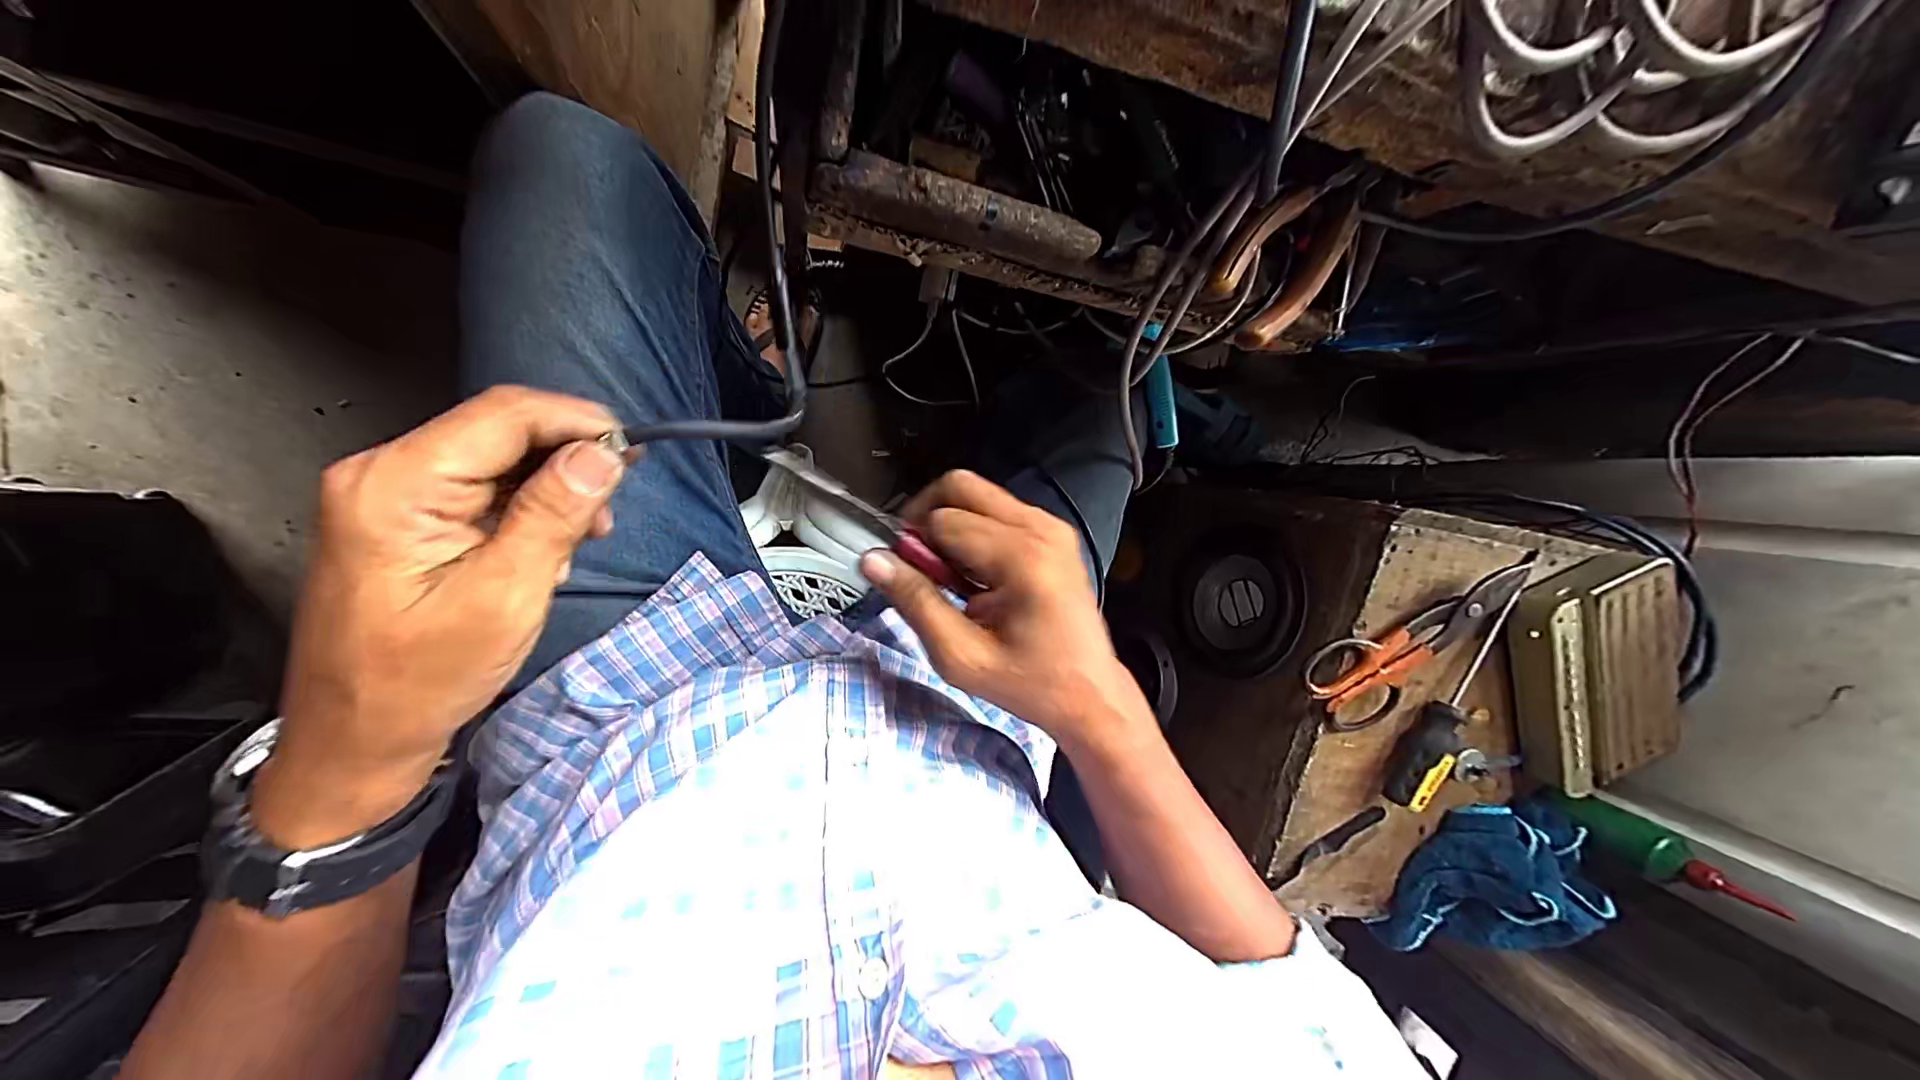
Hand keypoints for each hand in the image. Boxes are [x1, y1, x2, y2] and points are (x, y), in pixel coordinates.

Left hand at [253, 386, 626, 846]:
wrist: (359, 737)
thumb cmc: (422, 679)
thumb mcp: (505, 596)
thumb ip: (553, 516)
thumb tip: (602, 455)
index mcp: (396, 485)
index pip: (504, 415)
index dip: (577, 422)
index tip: (630, 450)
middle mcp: (386, 473)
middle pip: (502, 432)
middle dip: (568, 461)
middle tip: (610, 507)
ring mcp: (394, 495)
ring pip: (501, 460)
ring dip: (555, 489)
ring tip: (581, 539)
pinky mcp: (409, 517)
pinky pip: (486, 488)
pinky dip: (531, 508)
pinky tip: (549, 548)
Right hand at [858, 470, 1150, 745]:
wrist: (1090, 694)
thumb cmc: (1029, 683)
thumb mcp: (961, 656)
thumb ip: (915, 602)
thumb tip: (874, 560)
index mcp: (1023, 557)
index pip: (943, 520)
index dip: (914, 546)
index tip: (911, 581)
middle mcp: (1041, 528)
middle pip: (960, 486)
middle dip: (927, 518)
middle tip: (920, 564)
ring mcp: (1052, 526)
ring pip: (978, 493)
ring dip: (950, 525)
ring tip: (951, 576)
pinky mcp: (1054, 533)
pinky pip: (997, 509)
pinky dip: (974, 531)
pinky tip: (975, 575)